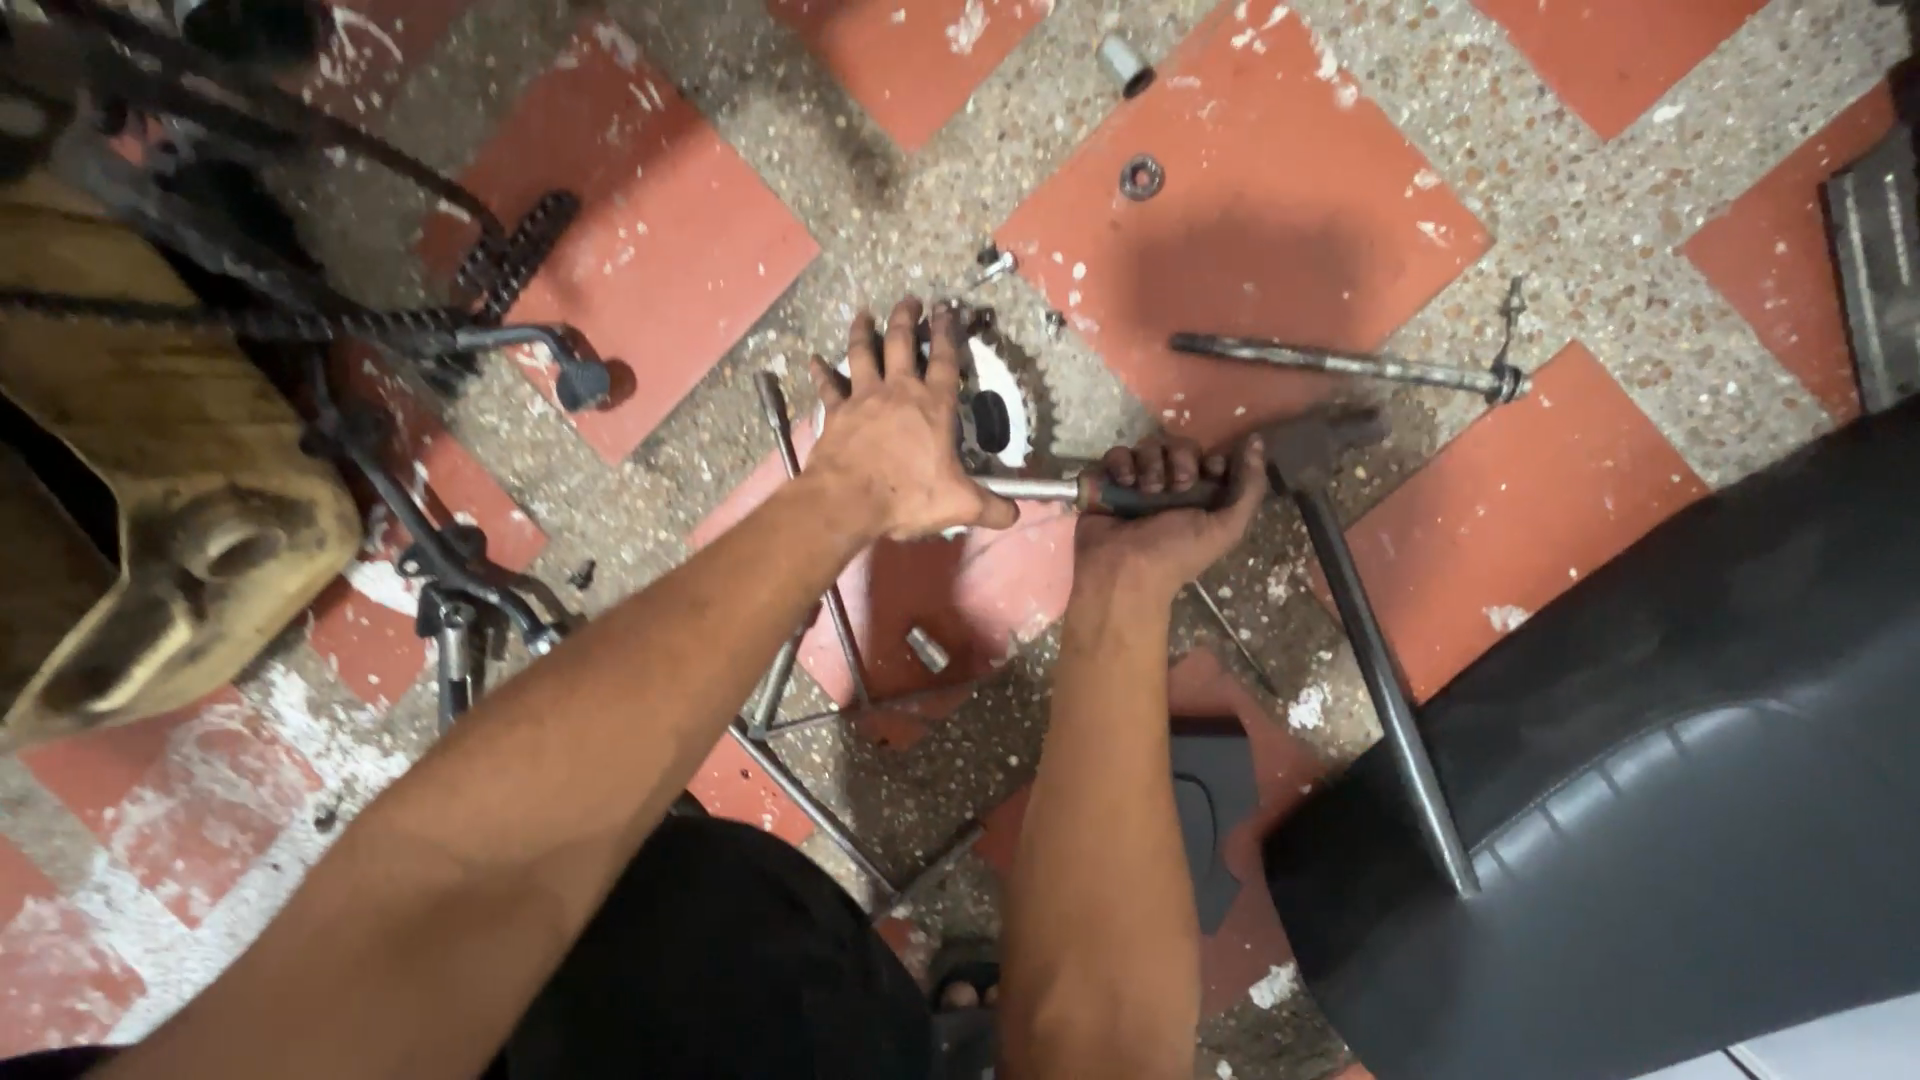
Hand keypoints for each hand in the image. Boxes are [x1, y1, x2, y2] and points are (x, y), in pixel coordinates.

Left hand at [804, 297, 1019, 540]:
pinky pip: (828, 387)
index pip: (947, 361)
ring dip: (864, 331)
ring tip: (865, 314)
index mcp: (934, 407)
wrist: (848, 500)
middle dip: (907, 318)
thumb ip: (990, 508)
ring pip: (863, 353)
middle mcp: (899, 392)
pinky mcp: (836, 413)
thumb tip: (1016, 516)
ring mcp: (864, 398)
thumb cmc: (907, 496)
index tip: (947, 310)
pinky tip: (813, 360)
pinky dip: (821, 372)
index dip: (949, 333)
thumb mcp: (959, 505)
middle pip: (903, 344)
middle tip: (910, 300)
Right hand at [1074, 434, 1266, 601]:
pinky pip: (1117, 454)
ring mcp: (1137, 482)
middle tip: (1176, 487)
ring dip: (1151, 462)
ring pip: (1148, 446)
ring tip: (1147, 491)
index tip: (1209, 472)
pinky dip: (1121, 463)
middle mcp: (1169, 487)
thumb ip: (1250, 487)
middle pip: (1179, 446)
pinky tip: (1125, 483)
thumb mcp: (1226, 528)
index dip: (1212, 459)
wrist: (1123, 571)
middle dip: (1181, 460)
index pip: (1210, 458)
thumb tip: (1257, 441)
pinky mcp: (1108, 481)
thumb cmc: (1177, 553)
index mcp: (1200, 498)